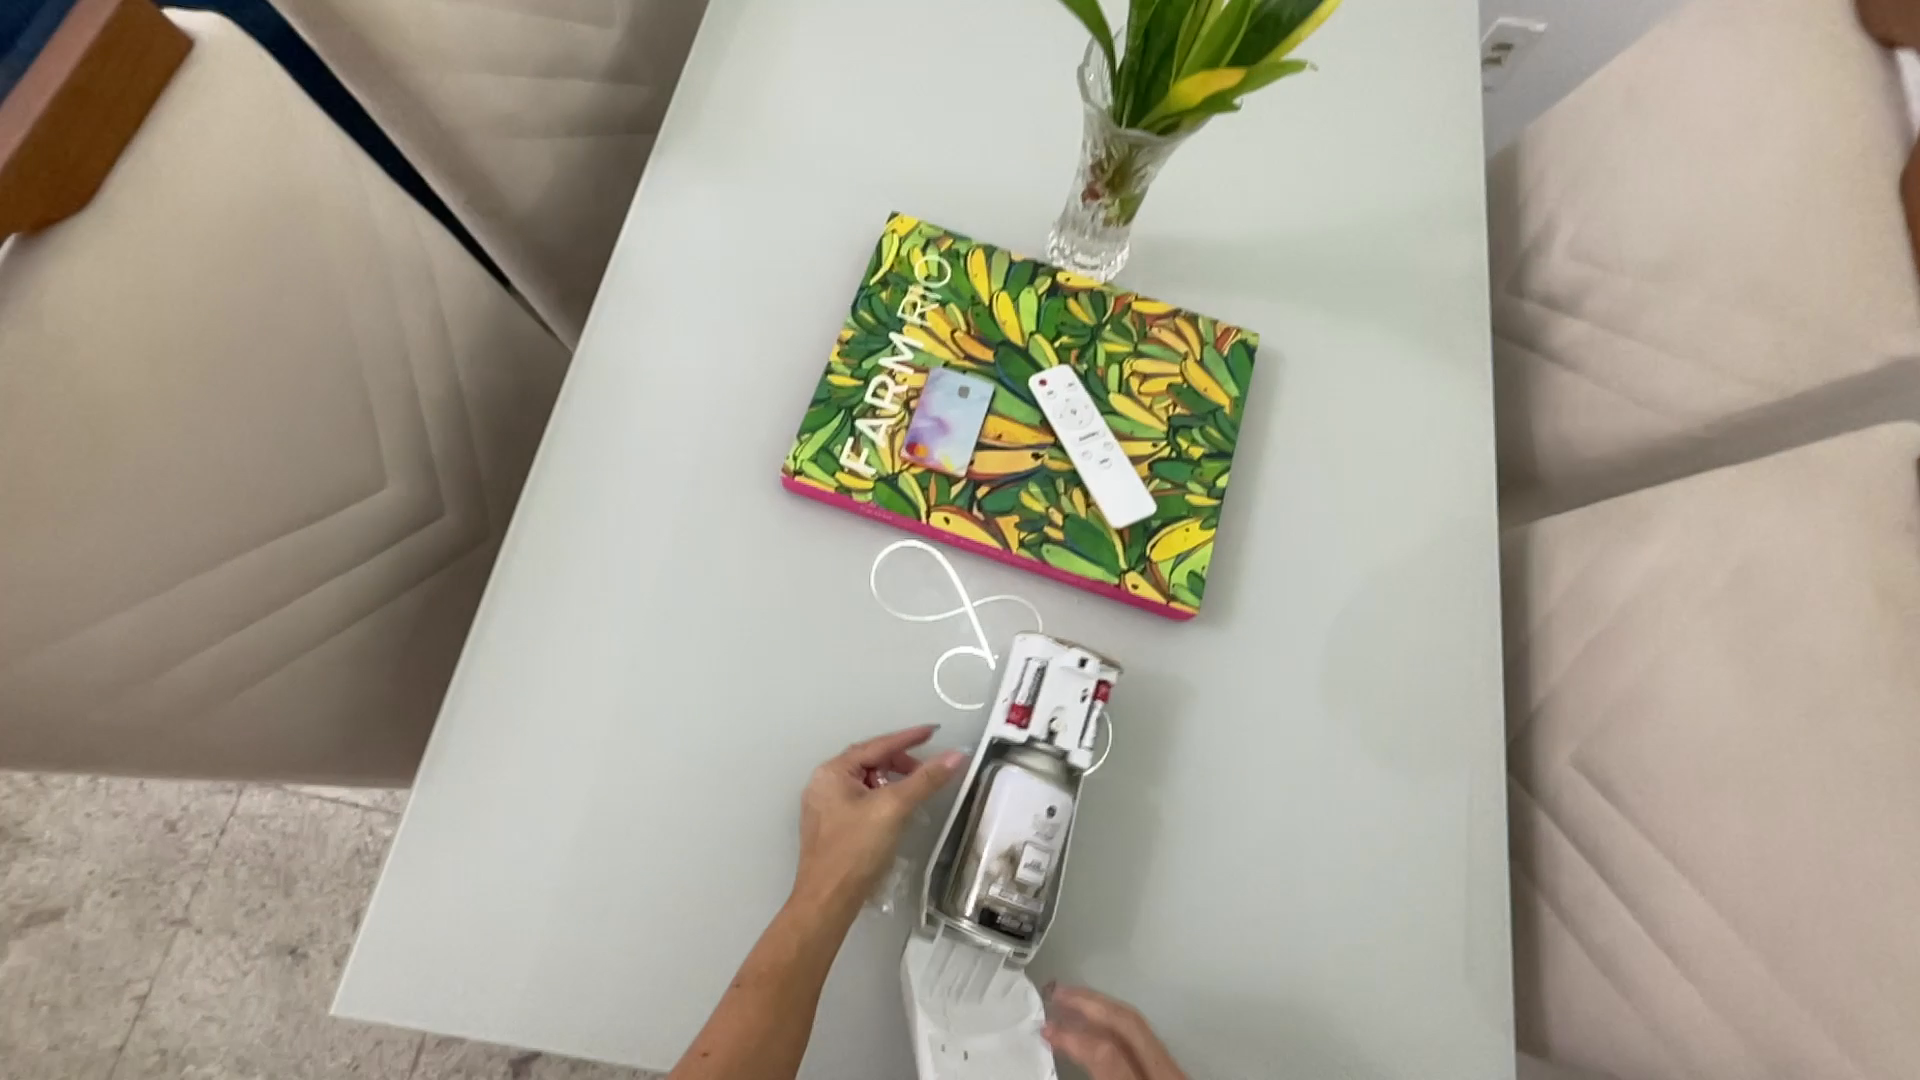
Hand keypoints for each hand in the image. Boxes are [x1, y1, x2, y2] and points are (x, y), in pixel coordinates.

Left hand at [791, 724, 967, 914]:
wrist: (827, 902)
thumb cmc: (856, 850)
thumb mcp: (894, 808)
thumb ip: (925, 779)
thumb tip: (956, 755)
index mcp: (832, 772)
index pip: (877, 745)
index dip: (908, 738)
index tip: (933, 731)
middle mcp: (824, 783)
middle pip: (870, 761)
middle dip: (900, 763)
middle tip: (926, 771)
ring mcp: (825, 807)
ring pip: (866, 782)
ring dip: (892, 782)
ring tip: (914, 792)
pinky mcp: (831, 828)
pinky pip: (862, 800)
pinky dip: (883, 798)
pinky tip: (897, 811)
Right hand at [1044, 985, 1188, 1079]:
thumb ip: (1096, 1071)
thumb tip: (1060, 1041)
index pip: (1107, 1052)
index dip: (1073, 1037)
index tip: (1047, 1028)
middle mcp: (1167, 1072)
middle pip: (1129, 1021)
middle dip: (1090, 1001)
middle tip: (1056, 991)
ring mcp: (1177, 1069)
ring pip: (1139, 1023)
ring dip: (1102, 1007)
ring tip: (1071, 1000)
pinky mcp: (1177, 1070)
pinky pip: (1144, 1037)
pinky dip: (1117, 1024)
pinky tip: (1098, 1024)